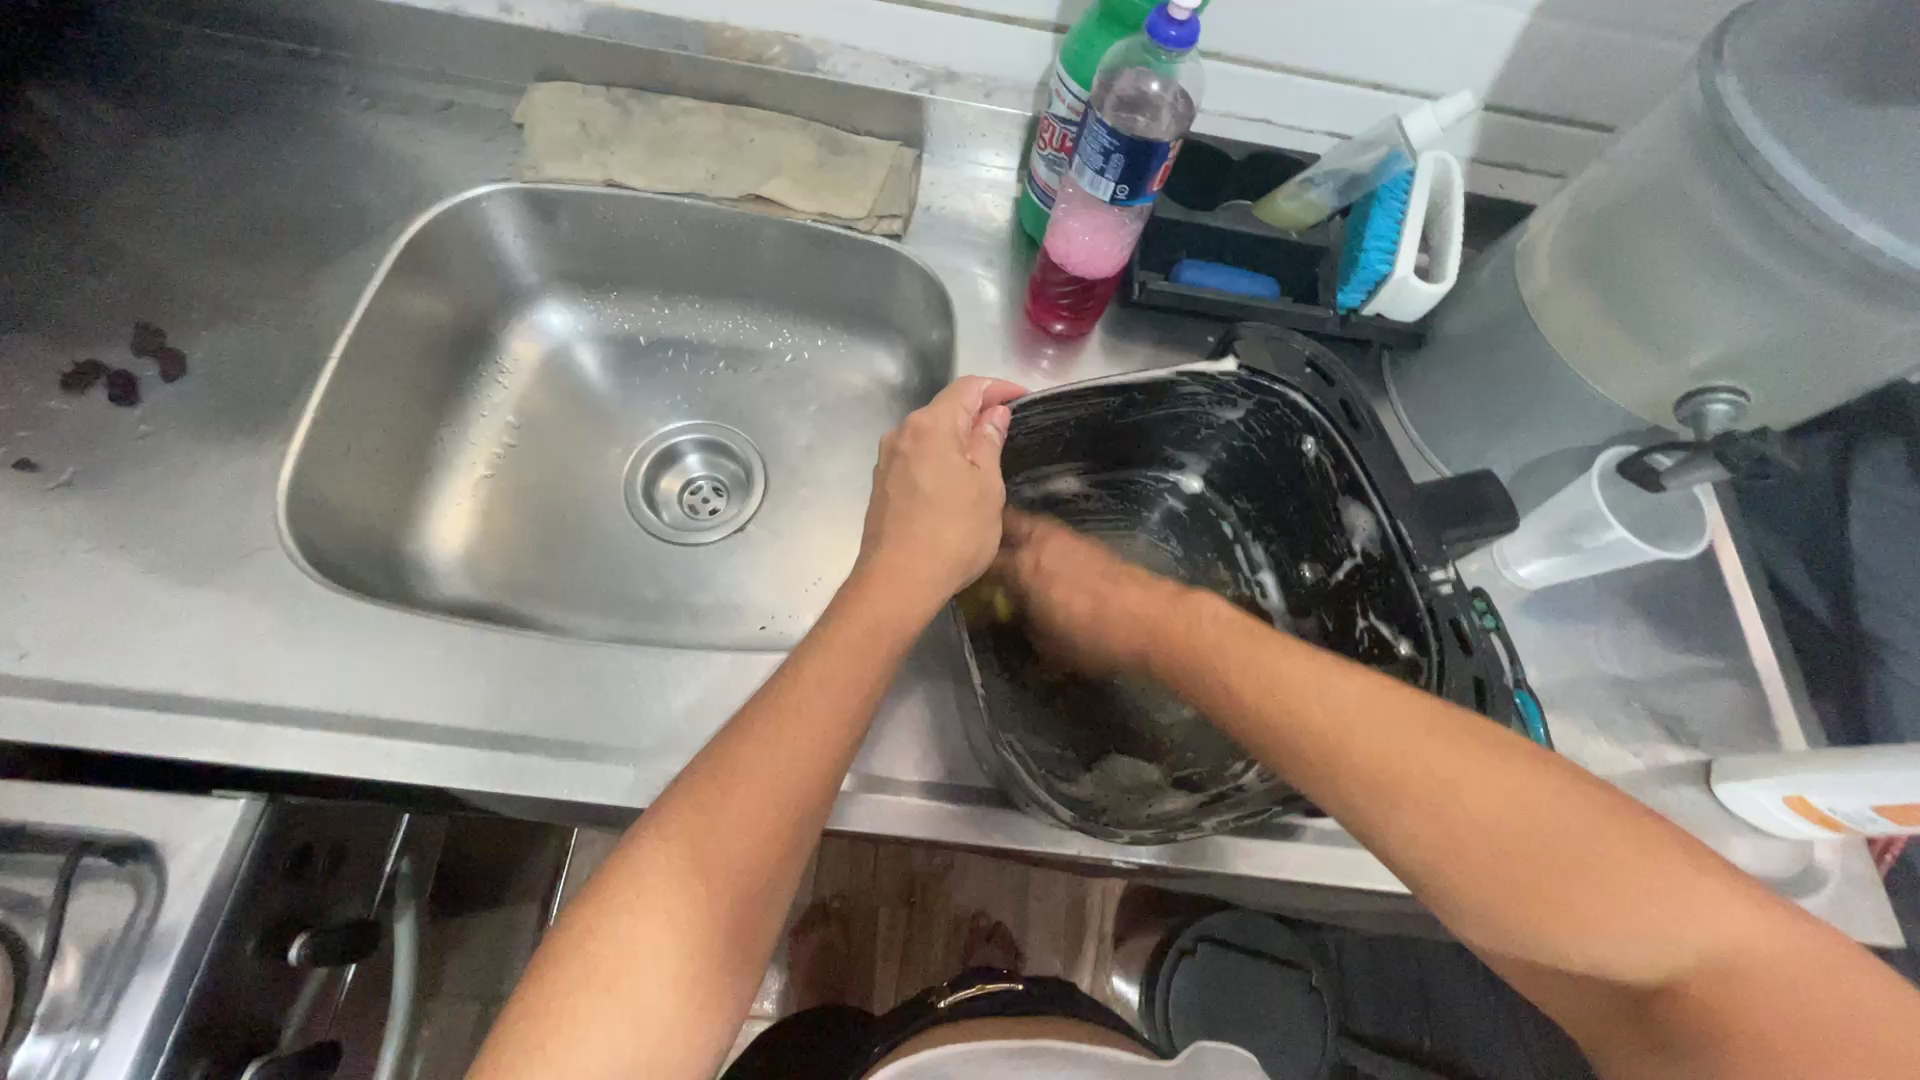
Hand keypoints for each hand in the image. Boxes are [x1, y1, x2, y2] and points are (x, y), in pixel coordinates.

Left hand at [852, 376, 1026, 613]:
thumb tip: (993, 414)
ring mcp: (887, 460)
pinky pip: (917, 457)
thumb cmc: (954, 534)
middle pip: (945, 408)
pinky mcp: (882, 485)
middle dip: (978, 413)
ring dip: (958, 438)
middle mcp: (902, 433)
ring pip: (929, 434)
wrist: (898, 581)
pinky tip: (956, 480)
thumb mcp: (986, 487)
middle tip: (1009, 429)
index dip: (998, 388)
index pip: (968, 387)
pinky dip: (940, 458)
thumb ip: (989, 442)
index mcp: (930, 425)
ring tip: (986, 457)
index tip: (1023, 398)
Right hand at [991, 510, 1193, 675]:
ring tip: (1009, 550)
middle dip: (991, 532)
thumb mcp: (1048, 645)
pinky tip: (1043, 559)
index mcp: (1022, 566)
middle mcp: (1040, 542)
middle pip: (1005, 522)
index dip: (971, 566)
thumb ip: (1025, 624)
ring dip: (1017, 533)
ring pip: (1031, 524)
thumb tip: (1017, 617)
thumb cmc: (1094, 638)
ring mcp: (1067, 538)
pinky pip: (1052, 535)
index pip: (984, 559)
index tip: (963, 573)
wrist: (1151, 619)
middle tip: (980, 547)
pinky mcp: (1089, 542)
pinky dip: (1041, 542)